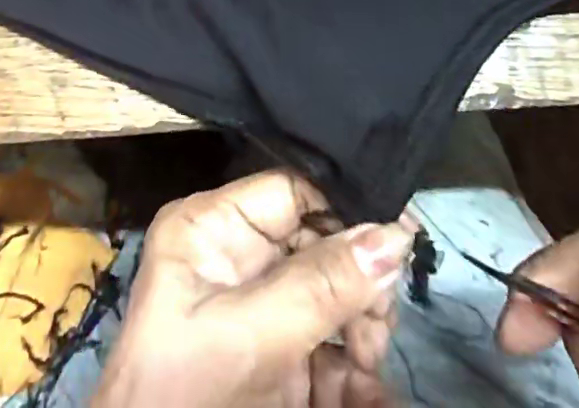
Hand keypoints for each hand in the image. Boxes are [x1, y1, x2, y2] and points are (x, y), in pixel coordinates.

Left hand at [92, 170, 414, 407]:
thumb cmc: (182, 393)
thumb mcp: (251, 334)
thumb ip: (324, 285)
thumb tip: (395, 236)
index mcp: (213, 227)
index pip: (293, 192)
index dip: (346, 211)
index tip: (396, 242)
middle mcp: (237, 255)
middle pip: (321, 242)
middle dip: (360, 282)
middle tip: (380, 323)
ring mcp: (258, 304)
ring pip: (334, 291)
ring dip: (364, 325)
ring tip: (372, 362)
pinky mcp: (275, 351)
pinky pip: (328, 339)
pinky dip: (354, 366)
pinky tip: (368, 390)